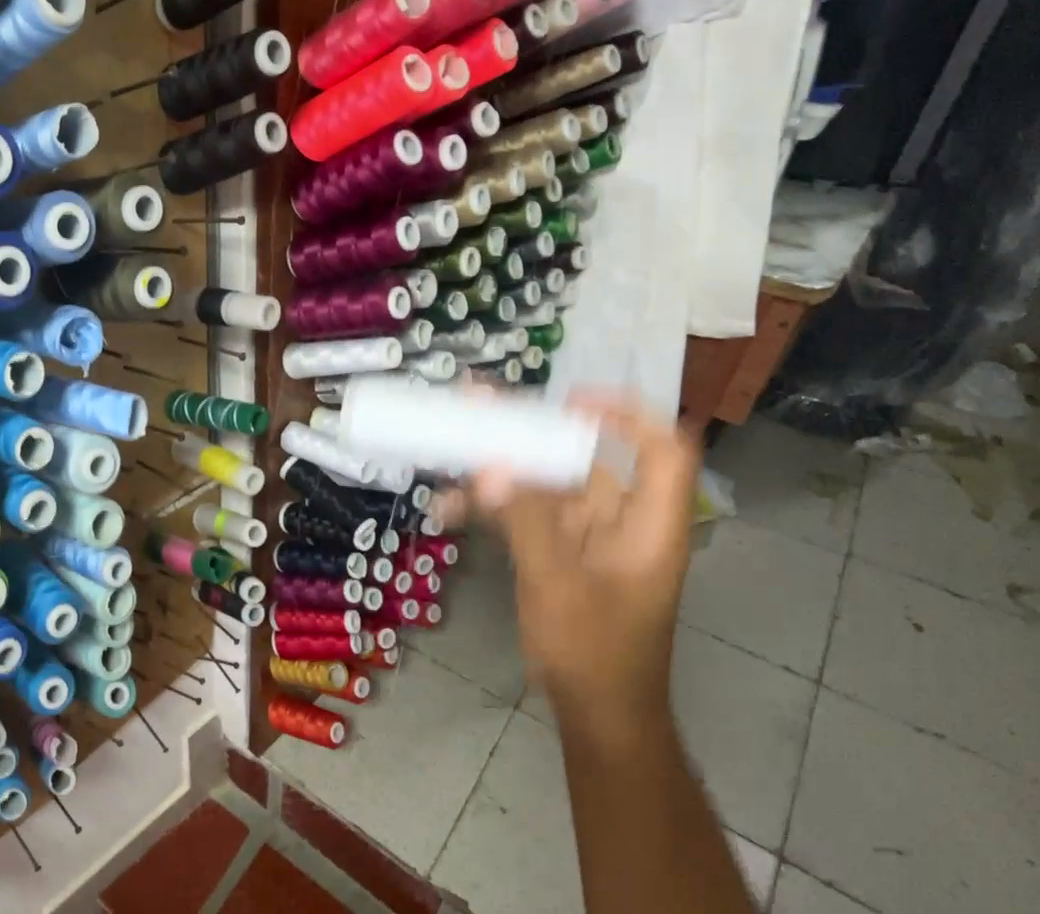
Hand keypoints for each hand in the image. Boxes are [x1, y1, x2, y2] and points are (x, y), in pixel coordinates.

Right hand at [466, 392, 700, 727]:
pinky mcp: (554, 555)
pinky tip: (448, 509)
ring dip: (500, 467)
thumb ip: (527, 522)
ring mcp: (585, 539)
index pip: (661, 452)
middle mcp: (620, 523)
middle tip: (479, 404)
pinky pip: (522, 515)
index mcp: (648, 526)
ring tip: (451, 443)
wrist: (595, 711)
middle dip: (533, 431)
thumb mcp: (560, 585)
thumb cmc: (596, 651)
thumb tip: (491, 466)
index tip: (570, 399)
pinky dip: (489, 507)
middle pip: (585, 459)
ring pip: (545, 484)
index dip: (627, 416)